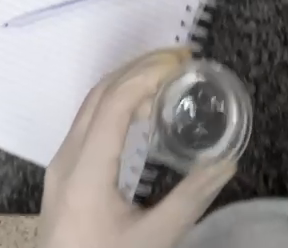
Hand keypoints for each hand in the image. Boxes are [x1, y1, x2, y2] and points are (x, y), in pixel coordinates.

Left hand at [40, 49, 237, 247]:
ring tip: (166, 74)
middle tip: (180, 58)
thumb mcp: (151, 243)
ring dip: (127, 80)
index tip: (180, 63)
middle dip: (140, 66)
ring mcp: (60, 164)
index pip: (113, 103)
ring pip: (91, 103)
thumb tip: (227, 162)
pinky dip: (116, 100)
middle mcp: (66, 158)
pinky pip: (88, 119)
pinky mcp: (63, 172)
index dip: (147, 74)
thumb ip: (188, 201)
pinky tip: (142, 108)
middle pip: (100, 93)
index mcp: (85, 172)